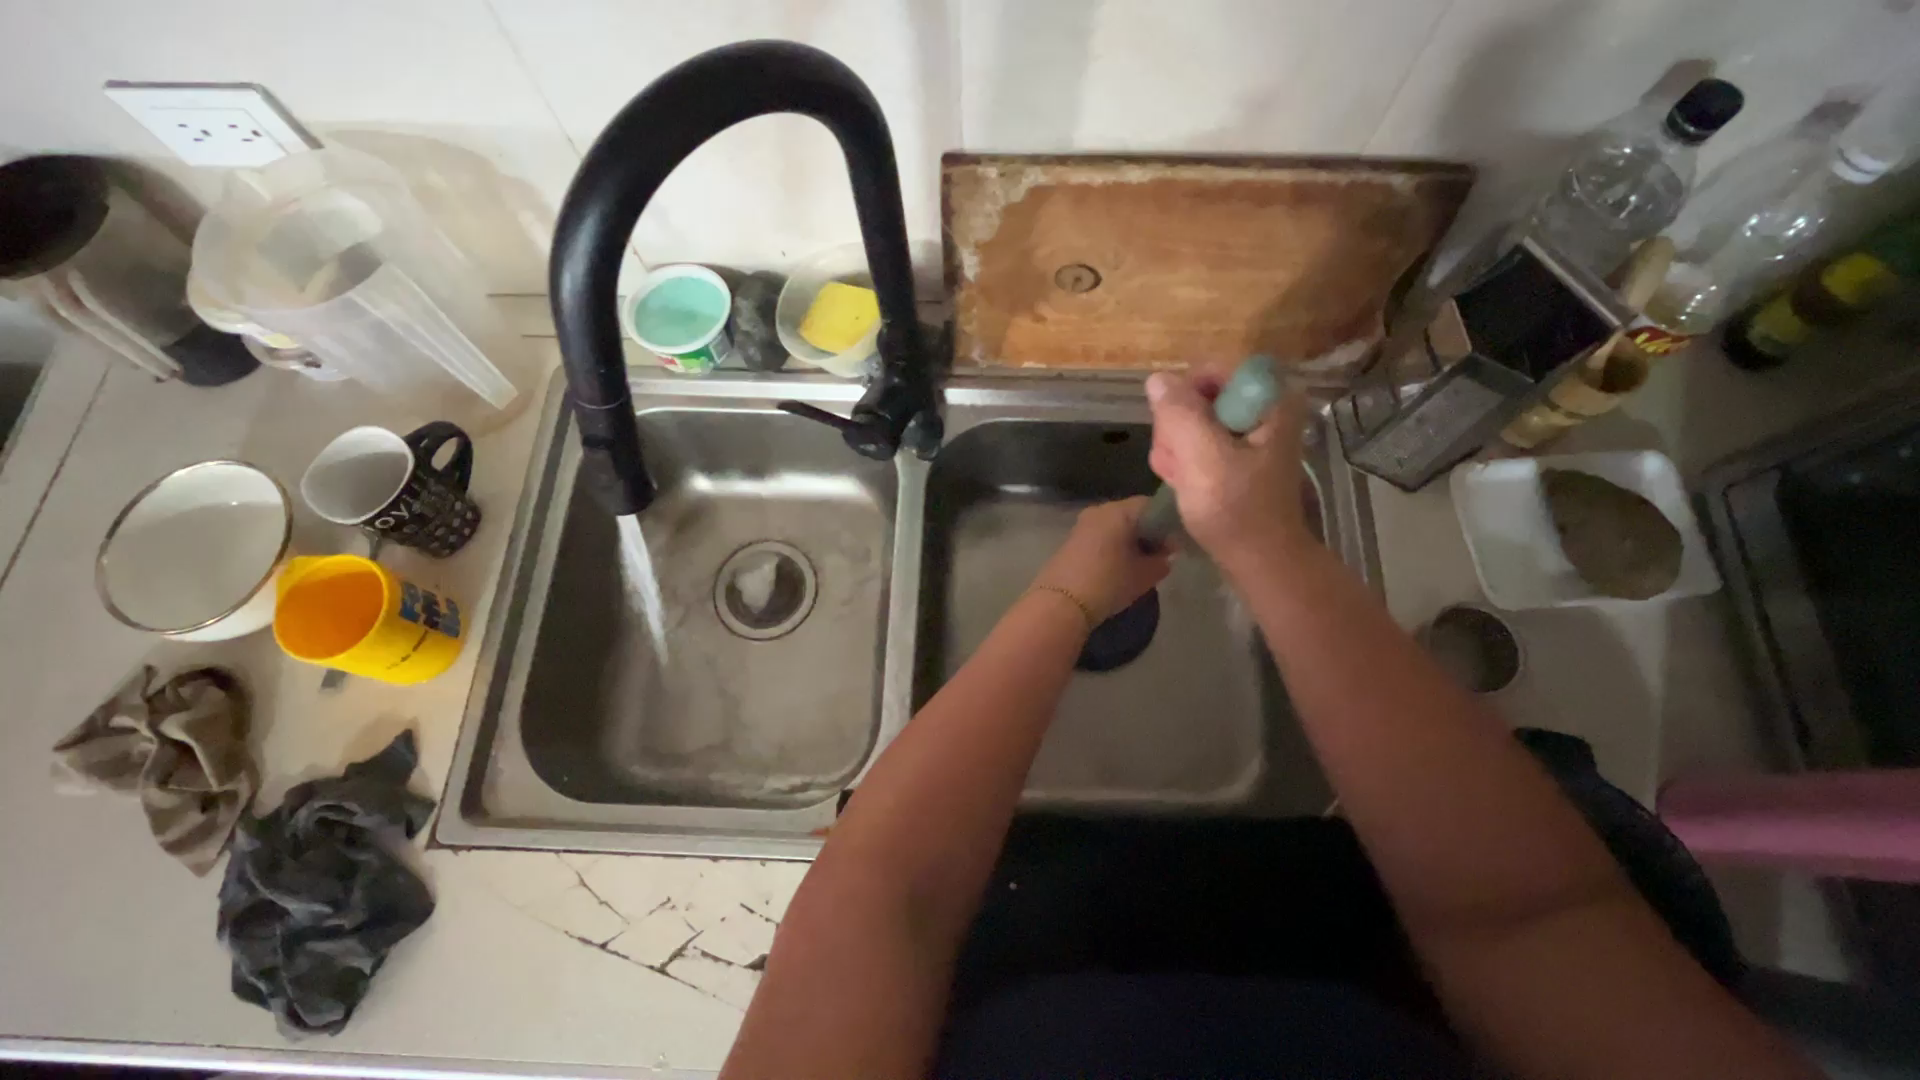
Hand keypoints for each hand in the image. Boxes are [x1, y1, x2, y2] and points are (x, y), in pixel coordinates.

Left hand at [1030, 496, 1171, 624]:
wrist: (1062, 603)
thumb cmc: (1109, 582)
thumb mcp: (1145, 575)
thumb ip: (1162, 561)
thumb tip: (1167, 554)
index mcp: (1119, 511)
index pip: (1151, 506)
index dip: (1167, 525)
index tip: (1172, 547)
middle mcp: (1099, 510)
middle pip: (1132, 515)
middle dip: (1148, 533)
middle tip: (1158, 557)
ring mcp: (1082, 524)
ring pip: (1115, 526)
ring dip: (1129, 541)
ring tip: (1139, 565)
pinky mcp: (1072, 540)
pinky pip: (1101, 536)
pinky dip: (1113, 546)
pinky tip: (1118, 567)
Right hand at [1146, 370, 1314, 574]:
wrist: (1259, 559)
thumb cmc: (1235, 510)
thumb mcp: (1202, 458)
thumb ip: (1179, 413)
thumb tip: (1158, 379)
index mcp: (1269, 400)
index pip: (1215, 368)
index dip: (1185, 393)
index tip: (1174, 425)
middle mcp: (1264, 408)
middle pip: (1201, 394)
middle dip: (1177, 426)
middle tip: (1176, 460)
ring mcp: (1251, 433)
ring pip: (1194, 419)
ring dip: (1176, 446)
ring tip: (1177, 476)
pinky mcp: (1239, 455)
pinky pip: (1200, 441)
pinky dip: (1185, 459)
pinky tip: (1182, 482)